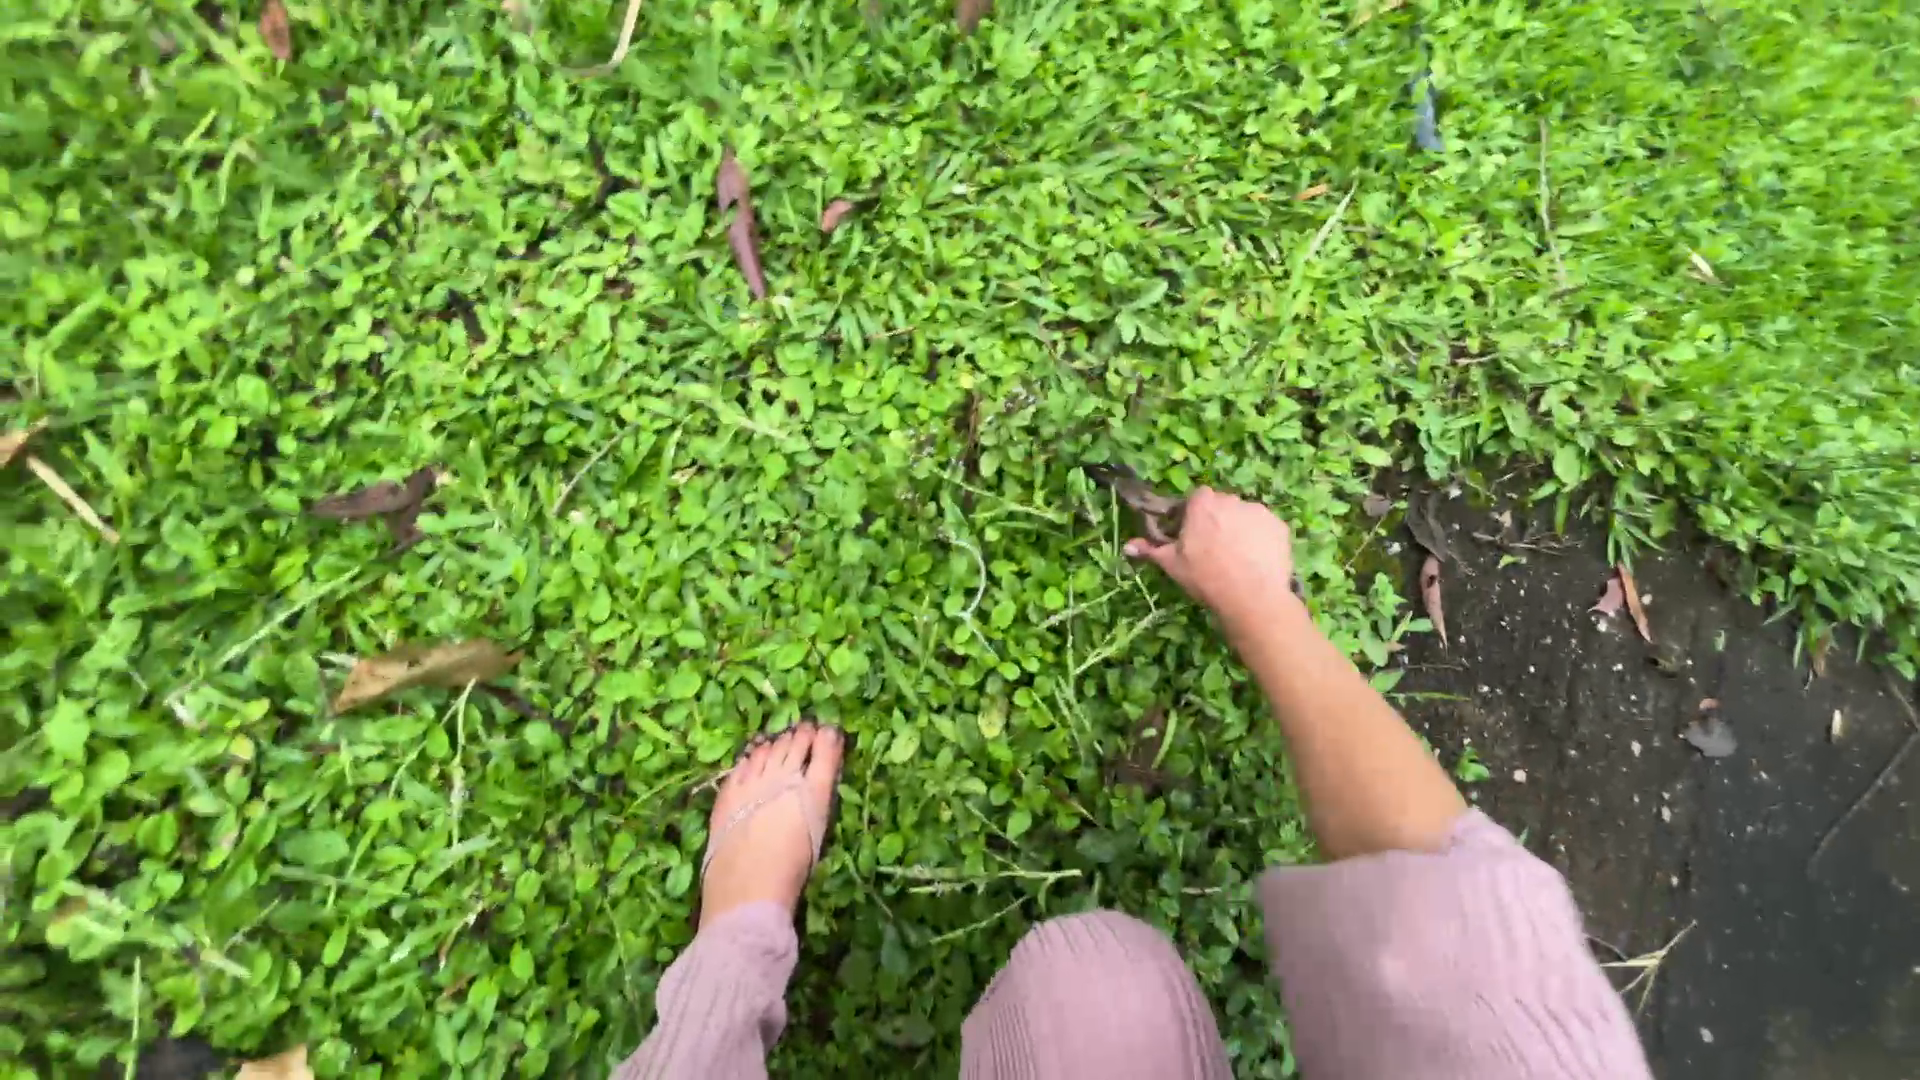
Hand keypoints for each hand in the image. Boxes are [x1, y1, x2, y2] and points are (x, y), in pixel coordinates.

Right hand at [1125, 487, 1299, 637]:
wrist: (1252, 596)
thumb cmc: (1206, 577)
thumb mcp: (1173, 565)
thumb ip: (1151, 550)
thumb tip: (1127, 545)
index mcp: (1203, 504)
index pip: (1196, 497)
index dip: (1193, 513)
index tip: (1191, 533)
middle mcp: (1231, 500)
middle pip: (1221, 504)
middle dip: (1217, 519)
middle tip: (1212, 548)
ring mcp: (1258, 511)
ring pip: (1244, 515)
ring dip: (1239, 528)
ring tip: (1237, 557)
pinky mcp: (1280, 526)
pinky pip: (1265, 527)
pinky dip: (1260, 538)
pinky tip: (1255, 560)